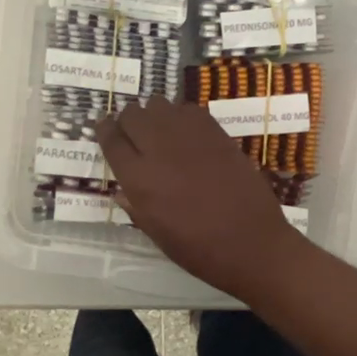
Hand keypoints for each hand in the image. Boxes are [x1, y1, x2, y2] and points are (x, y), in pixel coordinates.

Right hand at [98, 99, 308, 295]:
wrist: (251, 244)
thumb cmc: (200, 250)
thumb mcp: (157, 235)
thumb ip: (136, 207)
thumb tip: (122, 190)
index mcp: (139, 179)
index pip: (111, 140)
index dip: (104, 131)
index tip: (105, 129)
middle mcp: (159, 150)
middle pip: (132, 116)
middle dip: (128, 122)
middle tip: (134, 134)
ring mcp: (190, 137)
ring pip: (159, 105)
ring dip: (154, 115)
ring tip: (160, 131)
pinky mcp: (217, 133)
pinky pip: (190, 110)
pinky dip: (182, 116)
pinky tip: (187, 133)